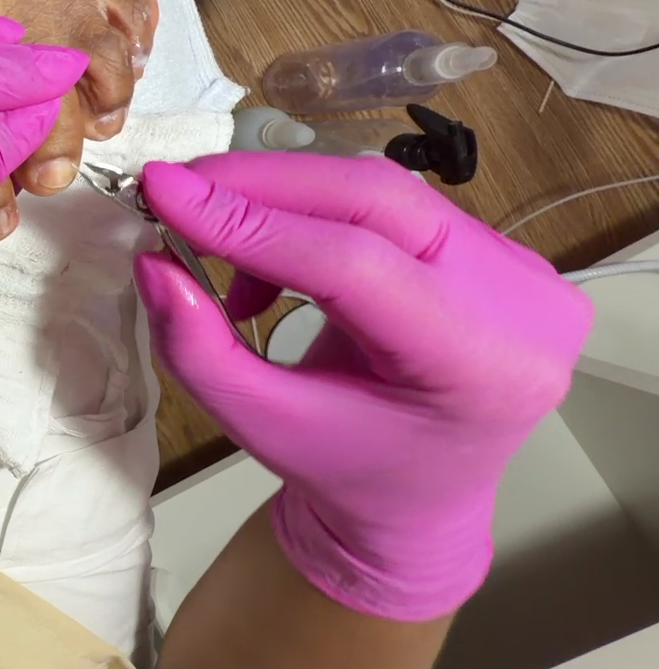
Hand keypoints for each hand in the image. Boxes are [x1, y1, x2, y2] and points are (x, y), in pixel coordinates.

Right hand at [135, 154, 592, 620]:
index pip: (347, 261)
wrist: (413, 484)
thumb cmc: (338, 464)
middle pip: (371, 197)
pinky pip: (375, 200)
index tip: (160, 190)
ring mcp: (516, 266)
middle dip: (256, 183)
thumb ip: (193, 344)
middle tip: (173, 188)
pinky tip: (260, 261)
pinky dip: (295, 213)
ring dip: (271, 196)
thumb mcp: (250, 418)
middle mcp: (518, 301)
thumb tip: (151, 261)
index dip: (243, 221)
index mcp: (475, 364)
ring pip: (371, 187)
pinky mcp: (486, 246)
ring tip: (208, 237)